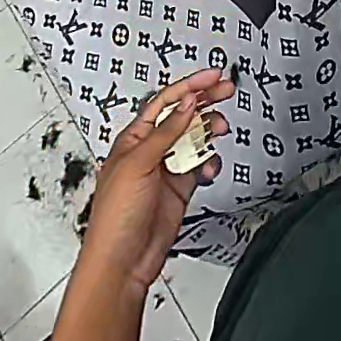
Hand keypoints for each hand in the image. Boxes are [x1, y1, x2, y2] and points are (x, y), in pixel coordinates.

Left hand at [78, 69, 233, 290]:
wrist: (123, 264)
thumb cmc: (114, 219)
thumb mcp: (138, 165)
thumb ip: (166, 132)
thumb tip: (186, 102)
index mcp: (135, 138)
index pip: (166, 101)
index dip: (191, 85)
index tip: (213, 76)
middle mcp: (152, 149)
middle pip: (185, 114)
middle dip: (207, 99)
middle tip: (227, 90)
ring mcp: (168, 166)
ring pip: (197, 136)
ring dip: (211, 130)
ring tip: (220, 129)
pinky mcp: (182, 184)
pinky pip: (202, 162)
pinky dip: (210, 161)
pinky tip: (209, 166)